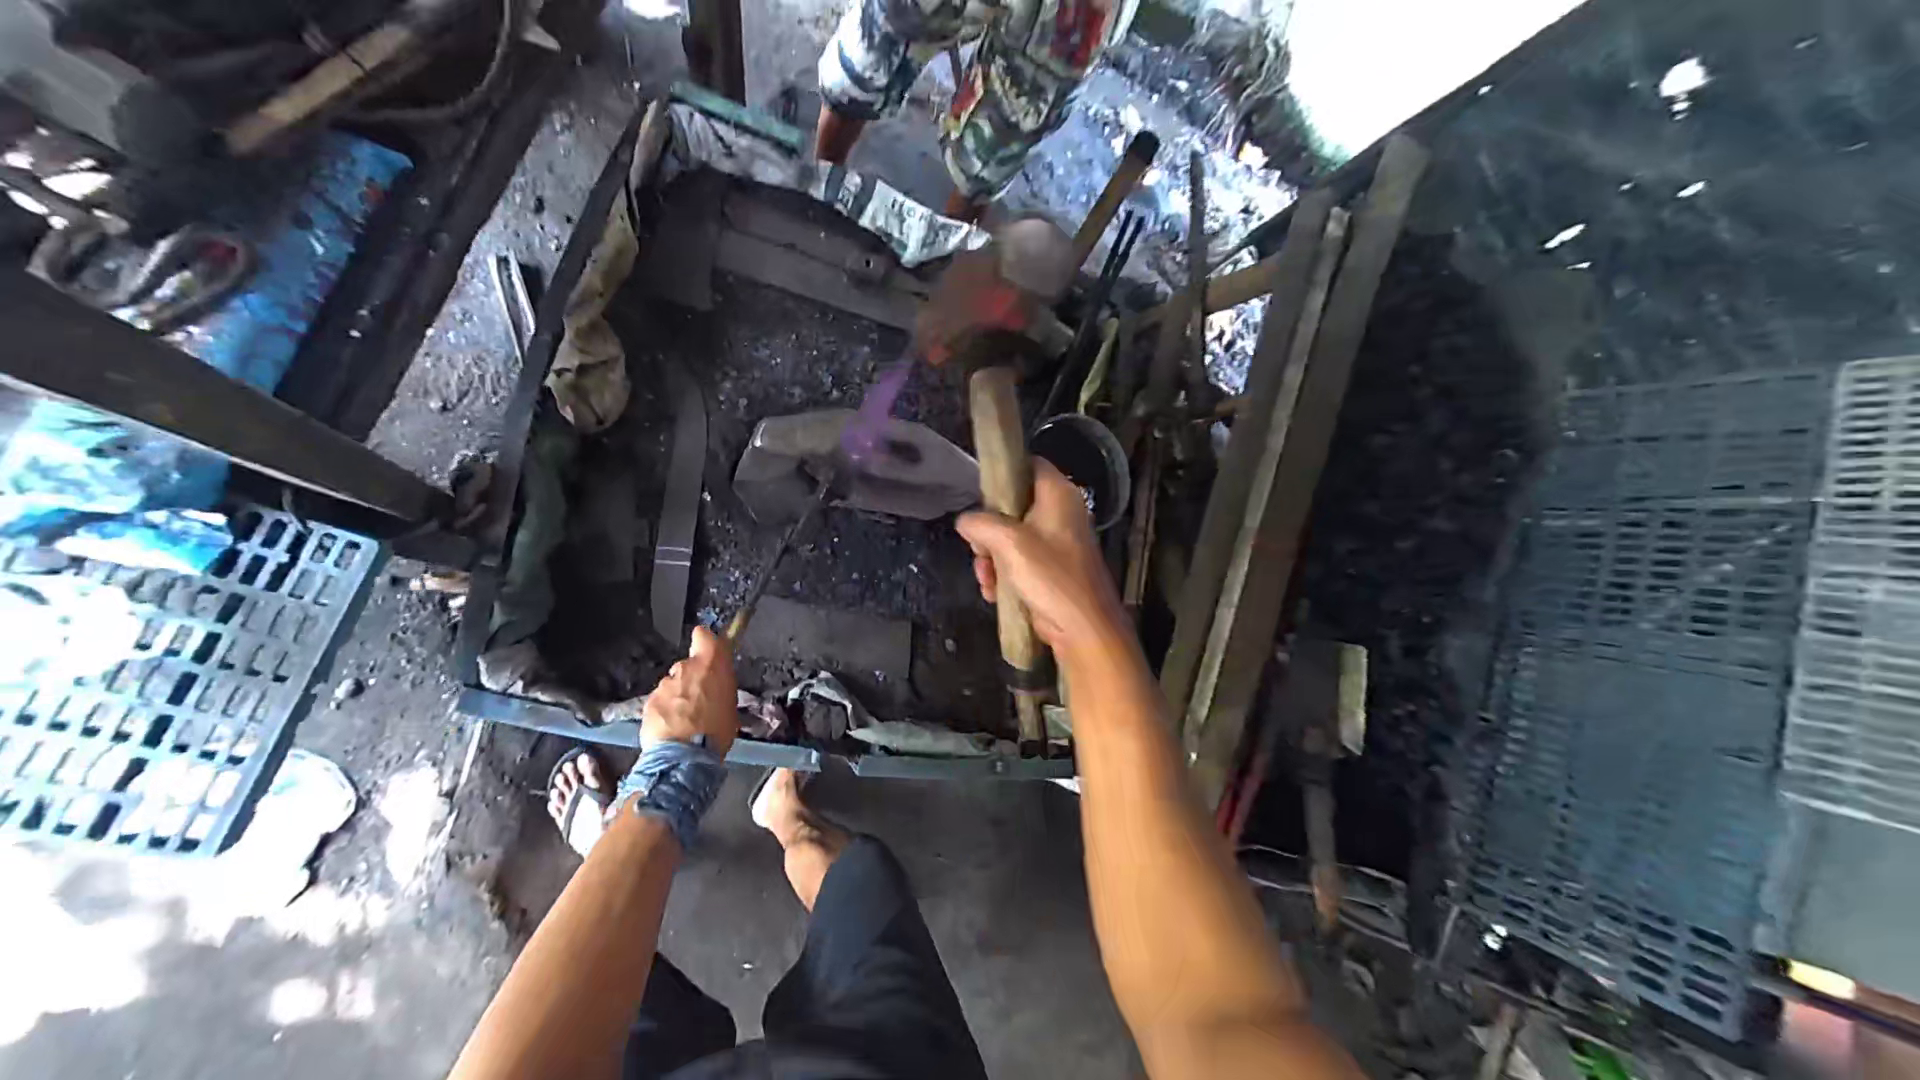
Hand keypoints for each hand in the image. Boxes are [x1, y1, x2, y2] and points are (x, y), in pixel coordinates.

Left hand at [641, 626, 737, 754]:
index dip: (706, 642)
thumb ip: (721, 685)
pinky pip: (660, 701)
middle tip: (700, 699)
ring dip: (678, 696)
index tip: (710, 654)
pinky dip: (665, 711)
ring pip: (673, 684)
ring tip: (685, 720)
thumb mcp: (731, 704)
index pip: (703, 634)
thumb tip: (716, 683)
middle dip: (692, 678)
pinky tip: (672, 728)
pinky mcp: (648, 702)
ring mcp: (664, 684)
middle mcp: (685, 667)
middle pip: (688, 664)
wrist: (684, 756)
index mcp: (711, 664)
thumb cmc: (716, 730)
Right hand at [955, 460, 1130, 657]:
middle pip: (1013, 506)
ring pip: (1011, 538)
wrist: (1084, 627)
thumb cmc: (1051, 577)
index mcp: (1059, 495)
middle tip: (979, 549)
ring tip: (986, 578)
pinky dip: (1004, 575)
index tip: (979, 495)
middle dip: (988, 531)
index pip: (1029, 465)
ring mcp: (1058, 543)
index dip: (1003, 475)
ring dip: (992, 558)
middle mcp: (1061, 513)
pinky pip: (1020, 562)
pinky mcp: (1053, 570)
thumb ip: (981, 524)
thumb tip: (966, 521)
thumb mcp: (1009, 543)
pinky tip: (994, 592)